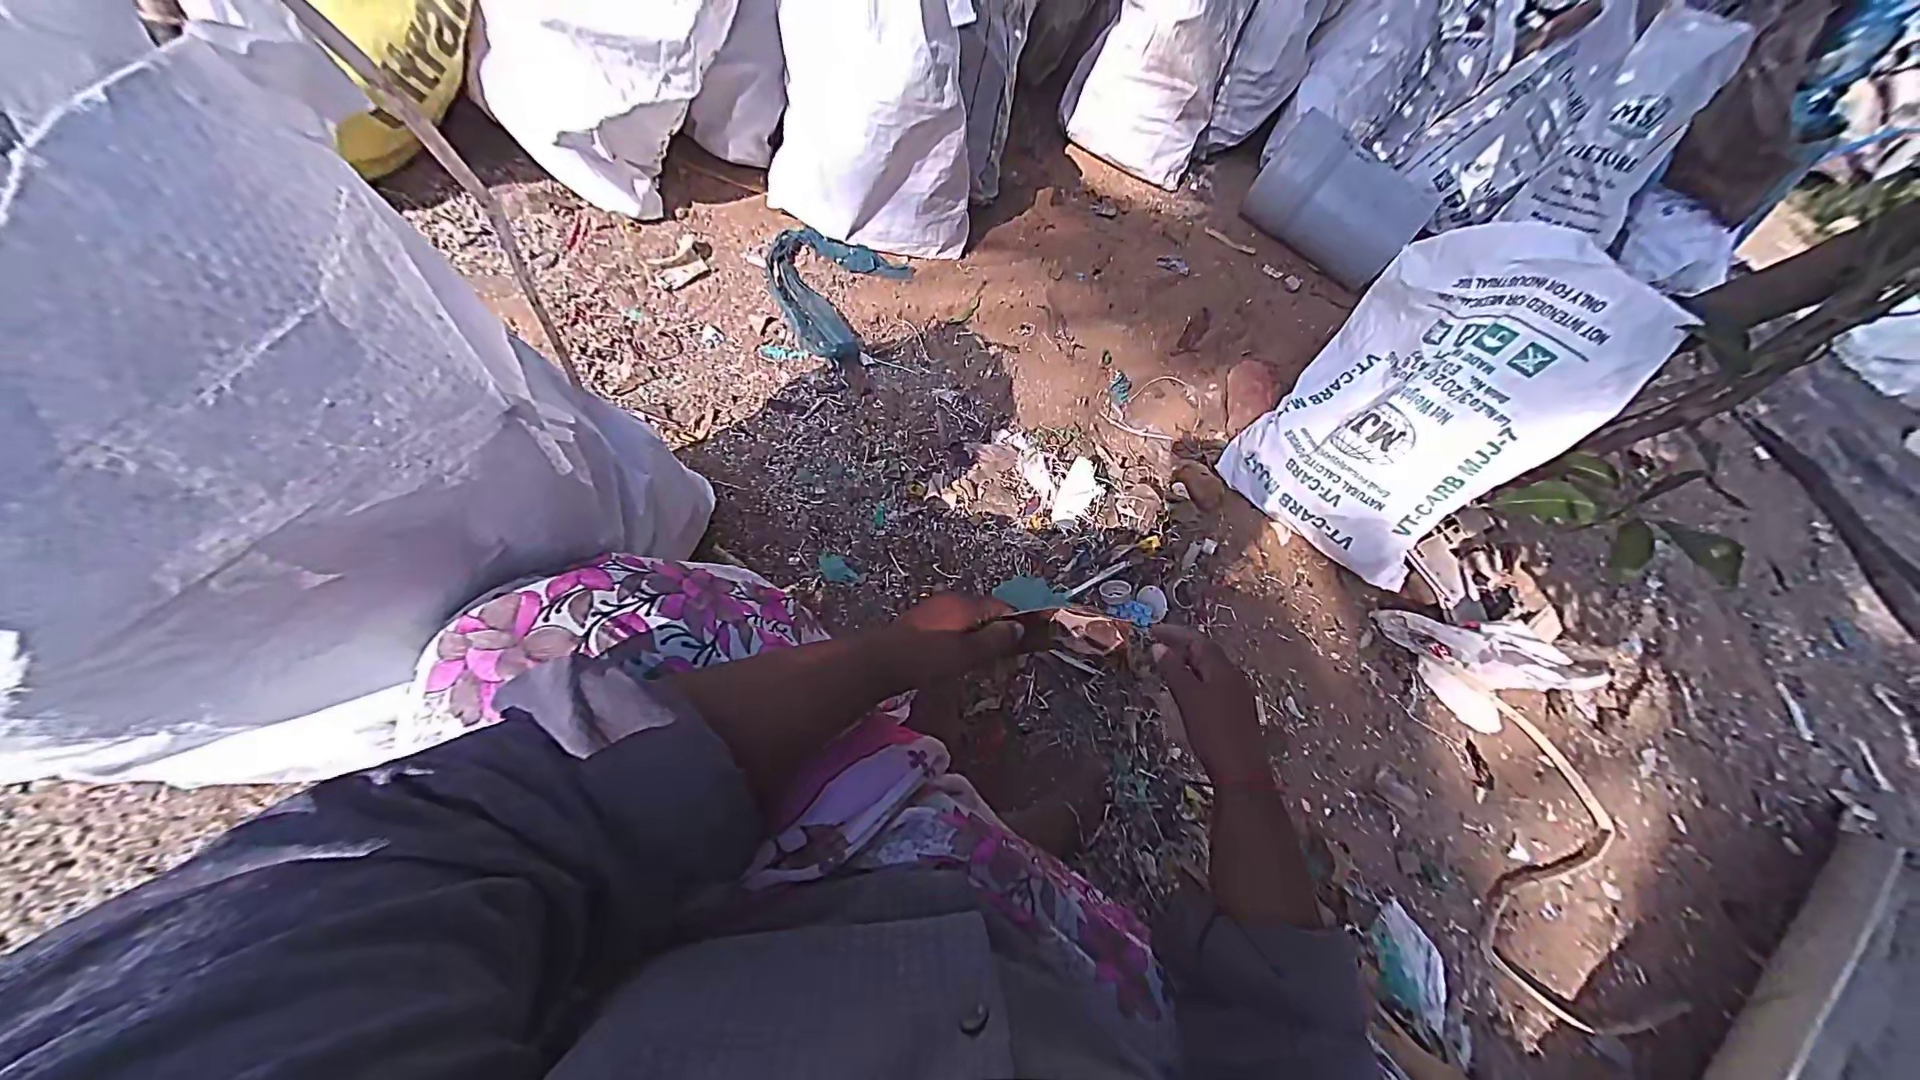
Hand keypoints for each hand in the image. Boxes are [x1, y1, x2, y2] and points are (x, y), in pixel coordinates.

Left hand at [884, 592, 1024, 685]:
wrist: (880, 661)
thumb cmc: (928, 659)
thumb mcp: (968, 654)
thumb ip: (996, 639)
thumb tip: (1018, 628)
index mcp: (967, 604)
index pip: (1003, 607)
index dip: (1016, 626)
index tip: (1020, 649)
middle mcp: (952, 599)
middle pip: (985, 612)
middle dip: (996, 633)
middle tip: (1000, 660)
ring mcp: (934, 608)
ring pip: (967, 620)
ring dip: (977, 637)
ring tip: (977, 662)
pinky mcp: (921, 620)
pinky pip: (950, 625)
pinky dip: (958, 639)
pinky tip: (952, 658)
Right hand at [1150, 625, 1271, 789]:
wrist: (1241, 772)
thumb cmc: (1212, 732)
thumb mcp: (1188, 698)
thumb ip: (1173, 670)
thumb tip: (1159, 646)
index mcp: (1222, 669)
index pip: (1197, 640)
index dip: (1174, 633)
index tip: (1151, 630)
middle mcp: (1233, 676)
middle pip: (1206, 651)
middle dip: (1181, 644)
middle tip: (1156, 644)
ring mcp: (1237, 693)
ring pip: (1210, 667)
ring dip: (1188, 661)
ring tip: (1166, 663)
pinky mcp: (1235, 708)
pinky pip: (1213, 681)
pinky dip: (1195, 676)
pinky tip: (1184, 687)